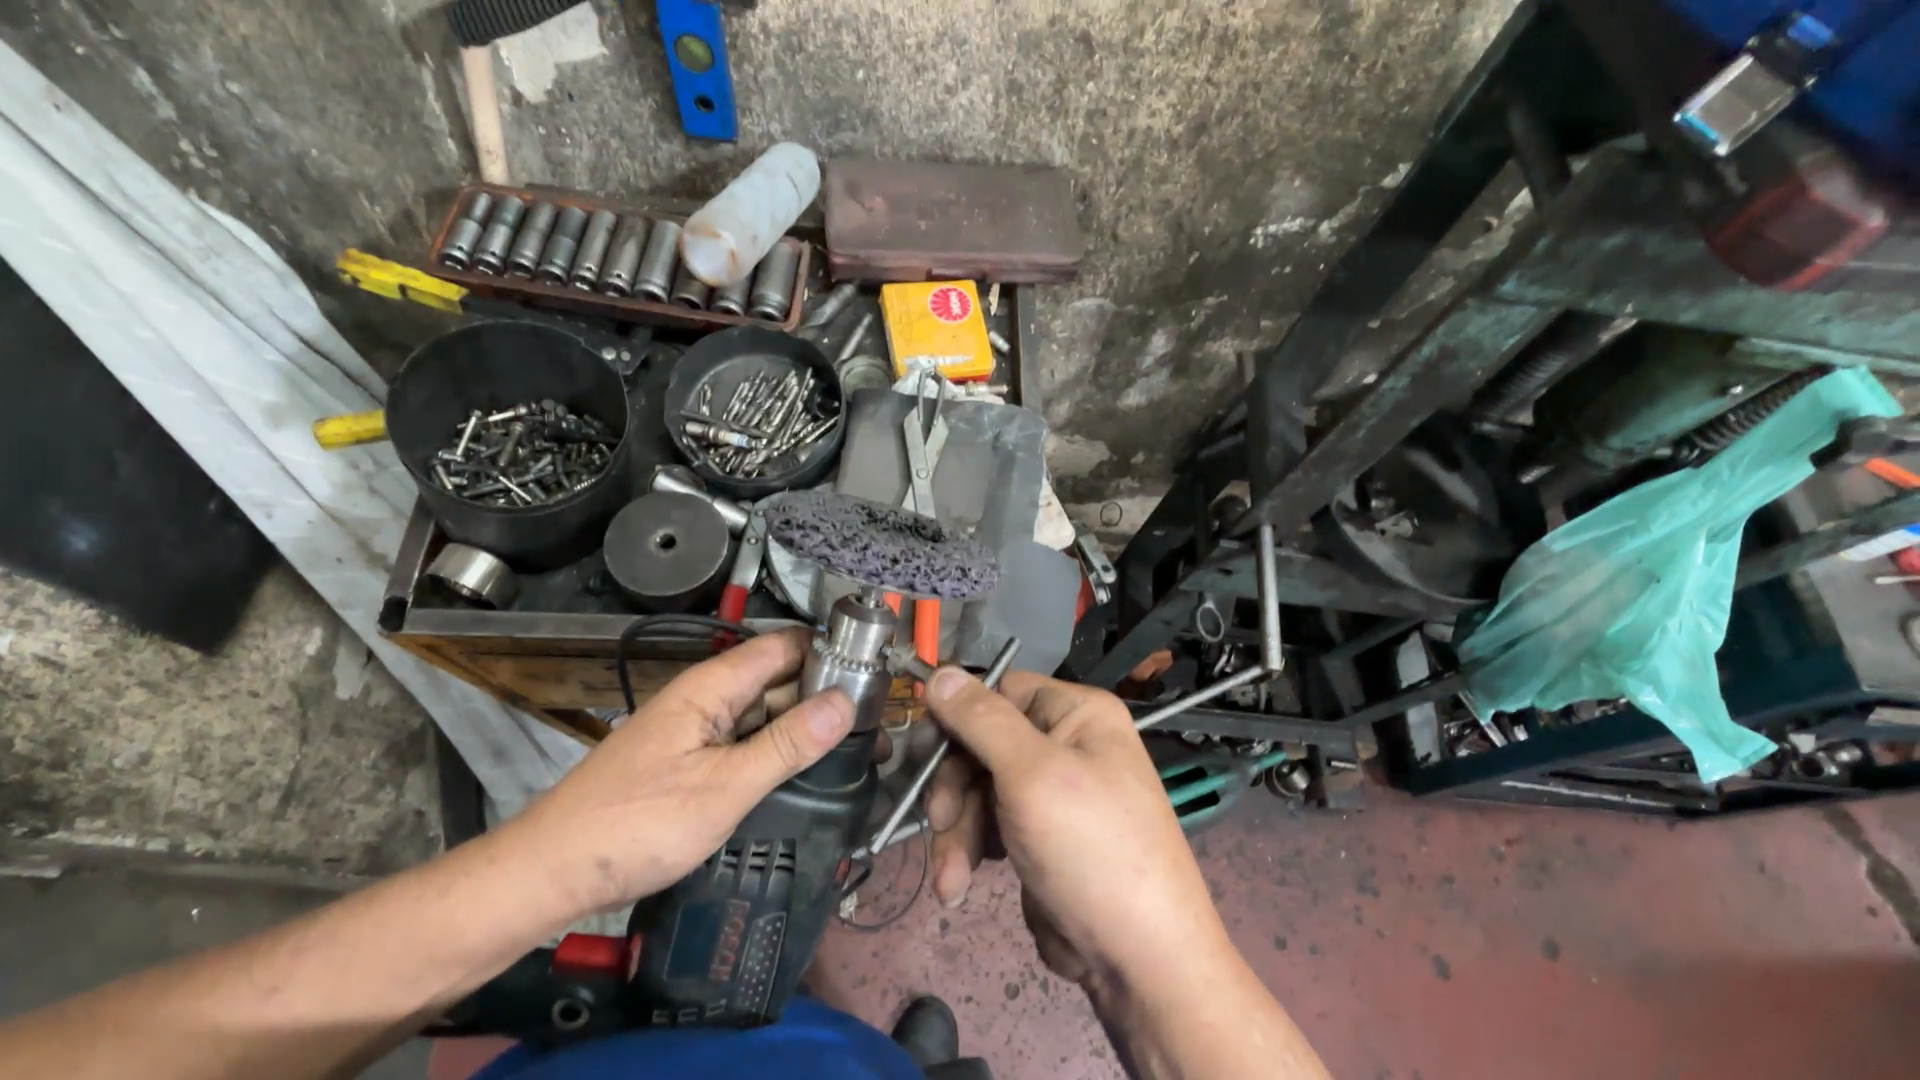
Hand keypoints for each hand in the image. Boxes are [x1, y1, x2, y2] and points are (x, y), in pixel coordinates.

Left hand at [503, 629, 853, 915]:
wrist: (554, 870)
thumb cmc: (638, 824)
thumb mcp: (724, 787)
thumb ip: (787, 745)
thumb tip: (845, 702)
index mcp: (712, 687)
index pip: (785, 646)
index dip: (831, 653)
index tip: (877, 677)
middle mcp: (706, 698)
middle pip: (778, 680)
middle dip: (826, 697)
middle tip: (878, 729)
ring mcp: (696, 731)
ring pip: (763, 715)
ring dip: (804, 728)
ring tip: (857, 753)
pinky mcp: (689, 761)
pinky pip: (744, 743)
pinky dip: (776, 753)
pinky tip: (806, 775)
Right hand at [921, 669, 1229, 986]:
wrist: (1138, 957)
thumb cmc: (1090, 849)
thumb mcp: (1032, 774)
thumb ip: (981, 720)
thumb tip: (939, 670)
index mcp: (1077, 714)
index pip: (1000, 692)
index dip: (958, 717)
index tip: (923, 749)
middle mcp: (1066, 745)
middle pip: (981, 744)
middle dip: (954, 789)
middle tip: (936, 821)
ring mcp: (1052, 794)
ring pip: (977, 789)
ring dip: (956, 831)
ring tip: (951, 876)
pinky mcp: (1038, 837)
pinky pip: (988, 826)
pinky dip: (969, 852)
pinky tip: (959, 884)